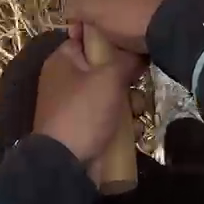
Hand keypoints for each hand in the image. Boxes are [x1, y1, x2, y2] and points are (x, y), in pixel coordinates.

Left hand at [33, 33, 143, 165]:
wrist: (65, 166)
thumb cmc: (83, 112)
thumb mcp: (108, 78)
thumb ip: (126, 60)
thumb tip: (140, 51)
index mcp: (63, 60)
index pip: (89, 37)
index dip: (112, 38)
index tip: (134, 43)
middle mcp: (66, 80)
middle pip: (104, 68)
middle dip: (127, 79)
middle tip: (139, 85)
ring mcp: (75, 106)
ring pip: (111, 95)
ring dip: (129, 104)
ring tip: (138, 113)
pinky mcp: (84, 129)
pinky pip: (109, 118)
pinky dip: (122, 124)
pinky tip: (134, 131)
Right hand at [60, 0, 172, 54]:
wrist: (173, 32)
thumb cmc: (130, 11)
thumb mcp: (94, 6)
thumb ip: (76, 4)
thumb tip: (68, 9)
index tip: (76, 15)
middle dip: (94, 14)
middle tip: (83, 34)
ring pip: (120, 9)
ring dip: (109, 26)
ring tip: (99, 45)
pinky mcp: (161, 13)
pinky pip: (135, 21)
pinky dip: (126, 32)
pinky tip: (118, 47)